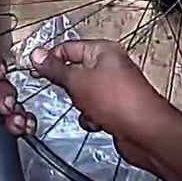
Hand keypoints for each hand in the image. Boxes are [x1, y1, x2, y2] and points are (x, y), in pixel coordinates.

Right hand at [32, 39, 181, 170]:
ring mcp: (113, 88)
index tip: (36, 71)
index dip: (51, 59)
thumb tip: (36, 54)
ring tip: (87, 108)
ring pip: (82, 93)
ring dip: (80, 104)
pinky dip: (91, 116)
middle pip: (75, 71)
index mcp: (102, 50)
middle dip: (68, 86)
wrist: (145, 133)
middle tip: (68, 93)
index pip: (68, 48)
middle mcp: (109, 66)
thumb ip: (55, 69)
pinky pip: (93, 109)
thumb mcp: (77, 81)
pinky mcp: (115, 108)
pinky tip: (97, 122)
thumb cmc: (116, 101)